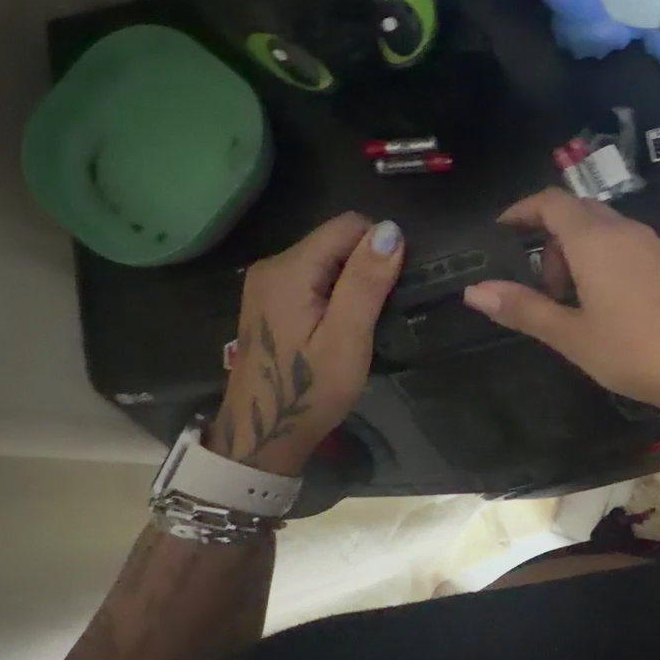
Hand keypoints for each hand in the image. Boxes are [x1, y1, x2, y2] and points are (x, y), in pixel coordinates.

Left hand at [207, 213, 403, 475]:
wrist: (263, 434)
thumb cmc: (310, 389)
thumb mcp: (347, 337)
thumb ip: (366, 282)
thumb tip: (390, 229)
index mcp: (289, 269)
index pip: (348, 225)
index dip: (381, 247)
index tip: (395, 287)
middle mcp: (272, 266)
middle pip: (335, 241)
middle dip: (367, 265)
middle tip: (383, 312)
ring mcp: (267, 284)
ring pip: (326, 260)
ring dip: (353, 282)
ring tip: (365, 323)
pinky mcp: (269, 303)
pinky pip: (313, 279)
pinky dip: (335, 294)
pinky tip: (342, 328)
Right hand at [460, 189, 659, 425]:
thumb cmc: (637, 352)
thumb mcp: (573, 336)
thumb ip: (524, 309)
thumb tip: (474, 290)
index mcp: (596, 239)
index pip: (551, 201)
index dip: (522, 210)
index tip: (502, 232)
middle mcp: (627, 231)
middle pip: (579, 214)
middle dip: (551, 239)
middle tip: (541, 286)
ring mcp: (655, 247)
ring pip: (606, 232)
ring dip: (580, 255)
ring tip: (574, 305)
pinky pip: (629, 249)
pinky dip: (606, 264)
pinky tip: (610, 308)